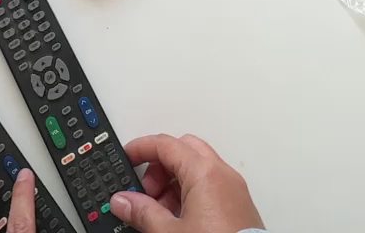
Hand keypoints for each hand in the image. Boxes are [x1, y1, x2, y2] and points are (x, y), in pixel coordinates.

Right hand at [107, 135, 262, 232]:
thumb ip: (143, 213)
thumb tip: (123, 201)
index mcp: (204, 172)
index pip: (165, 144)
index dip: (141, 148)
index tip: (127, 157)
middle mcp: (222, 173)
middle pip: (183, 149)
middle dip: (160, 165)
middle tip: (147, 190)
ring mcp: (234, 189)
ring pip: (198, 166)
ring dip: (175, 180)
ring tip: (162, 210)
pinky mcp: (240, 206)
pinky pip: (211, 184)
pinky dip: (192, 191)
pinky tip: (182, 219)